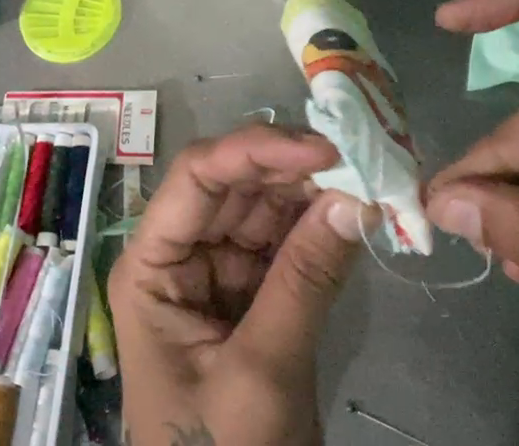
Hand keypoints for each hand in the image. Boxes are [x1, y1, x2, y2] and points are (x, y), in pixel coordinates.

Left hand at [109, 125, 376, 445]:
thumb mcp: (260, 371)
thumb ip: (306, 280)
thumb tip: (355, 200)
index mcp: (152, 265)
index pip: (196, 179)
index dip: (254, 150)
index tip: (323, 146)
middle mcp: (179, 256)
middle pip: (232, 187)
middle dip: (291, 166)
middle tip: (358, 155)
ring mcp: (217, 275)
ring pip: (263, 211)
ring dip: (311, 192)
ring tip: (366, 176)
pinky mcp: (253, 298)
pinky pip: (285, 246)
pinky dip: (319, 229)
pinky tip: (356, 213)